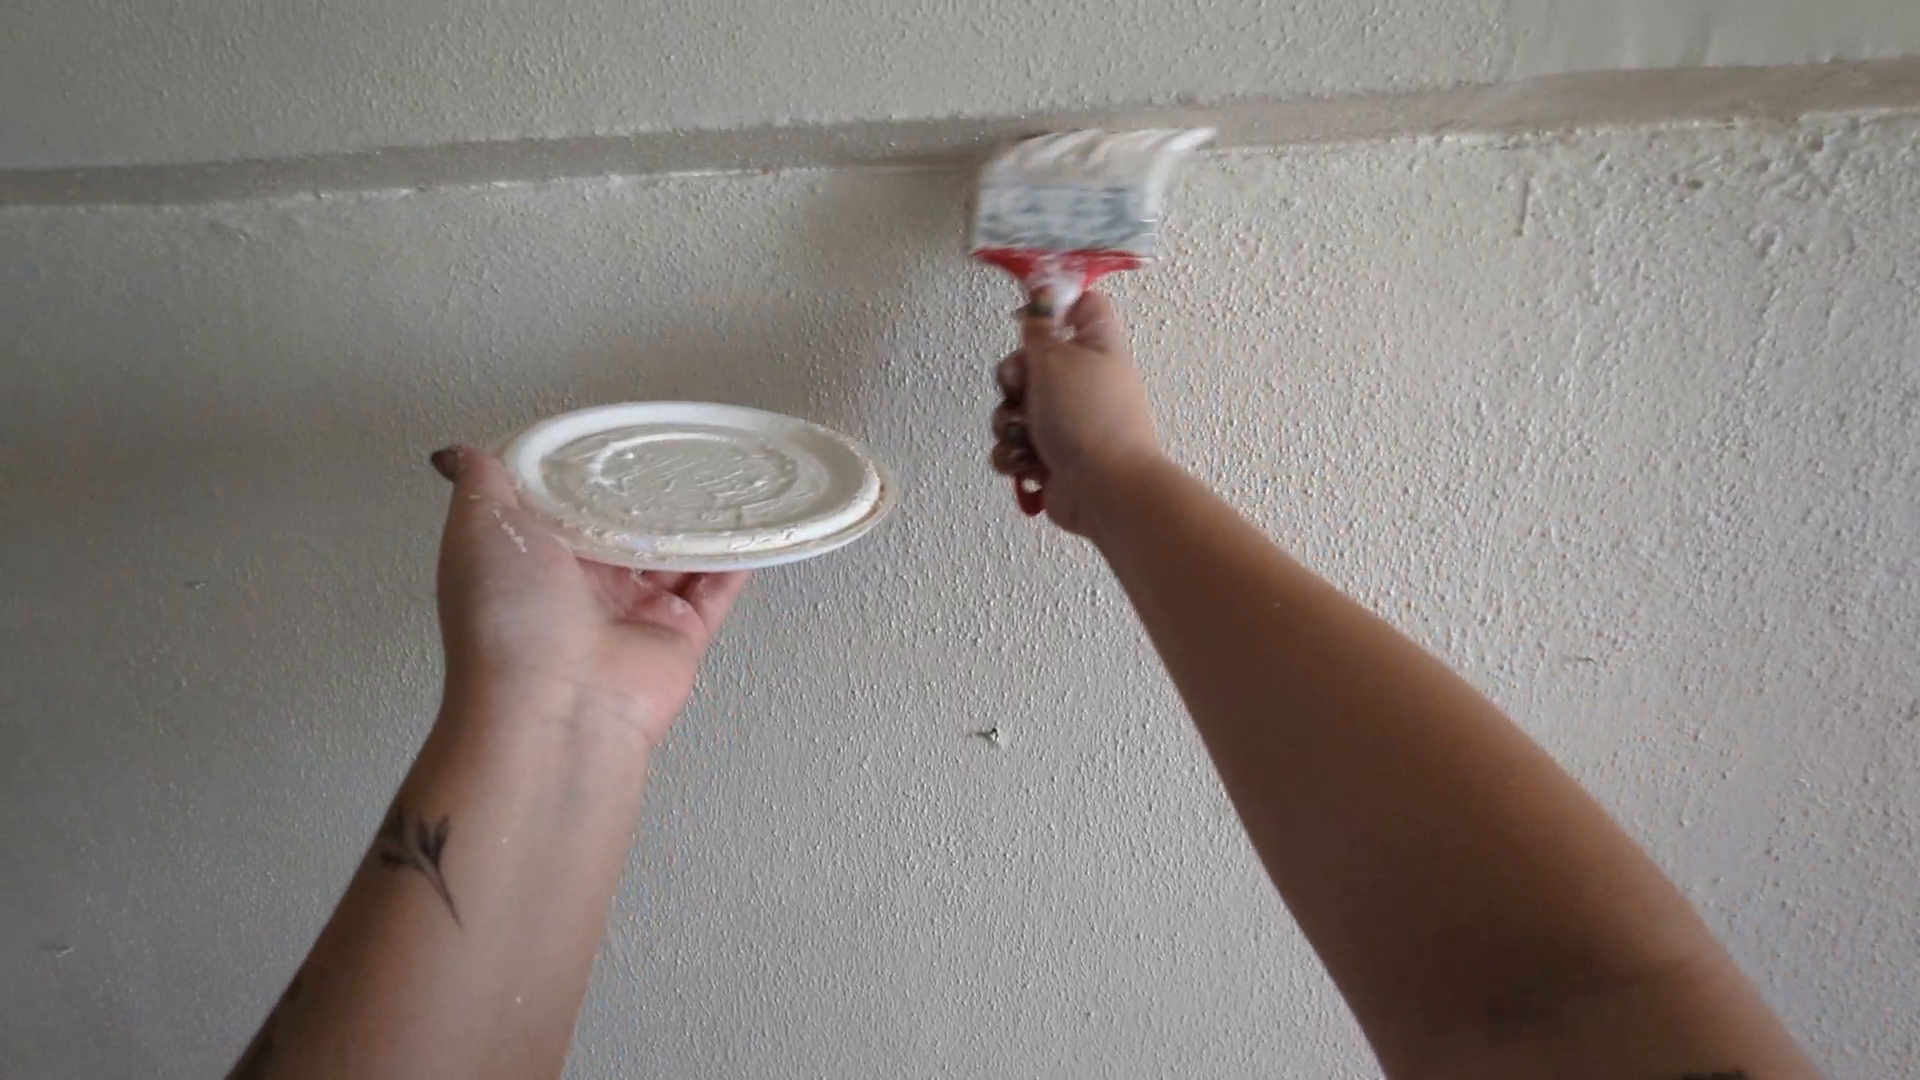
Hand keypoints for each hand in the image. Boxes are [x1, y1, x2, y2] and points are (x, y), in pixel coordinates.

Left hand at [429, 445, 747, 746]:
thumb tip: (457, 452)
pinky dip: (736, 562)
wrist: (560, 703)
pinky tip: (751, 530)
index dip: (592, 472)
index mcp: (539, 559)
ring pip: (679, 555)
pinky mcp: (681, 632)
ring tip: (726, 483)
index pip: (571, 505)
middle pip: (631, 528)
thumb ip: (484, 485)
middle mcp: (588, 586)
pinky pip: (717, 589)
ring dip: (700, 524)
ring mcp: (638, 610)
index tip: (617, 438)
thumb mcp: (481, 531)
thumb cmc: (511, 621)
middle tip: (683, 453)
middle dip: (655, 495)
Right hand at [990, 290, 1164, 535]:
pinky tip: (1028, 464)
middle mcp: (1081, 383)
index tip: (1027, 320)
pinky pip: (1014, 448)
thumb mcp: (1056, 359)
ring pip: (1015, 410)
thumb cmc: (1087, 420)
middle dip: (1012, 380)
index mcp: (1095, 347)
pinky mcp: (1049, 457)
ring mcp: (1065, 423)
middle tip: (1019, 389)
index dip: (1052, 307)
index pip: (1080, 307)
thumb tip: (1038, 308)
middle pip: (1030, 363)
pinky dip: (1014, 456)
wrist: (1102, 488)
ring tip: (1025, 436)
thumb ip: (1039, 330)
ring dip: (1008, 424)